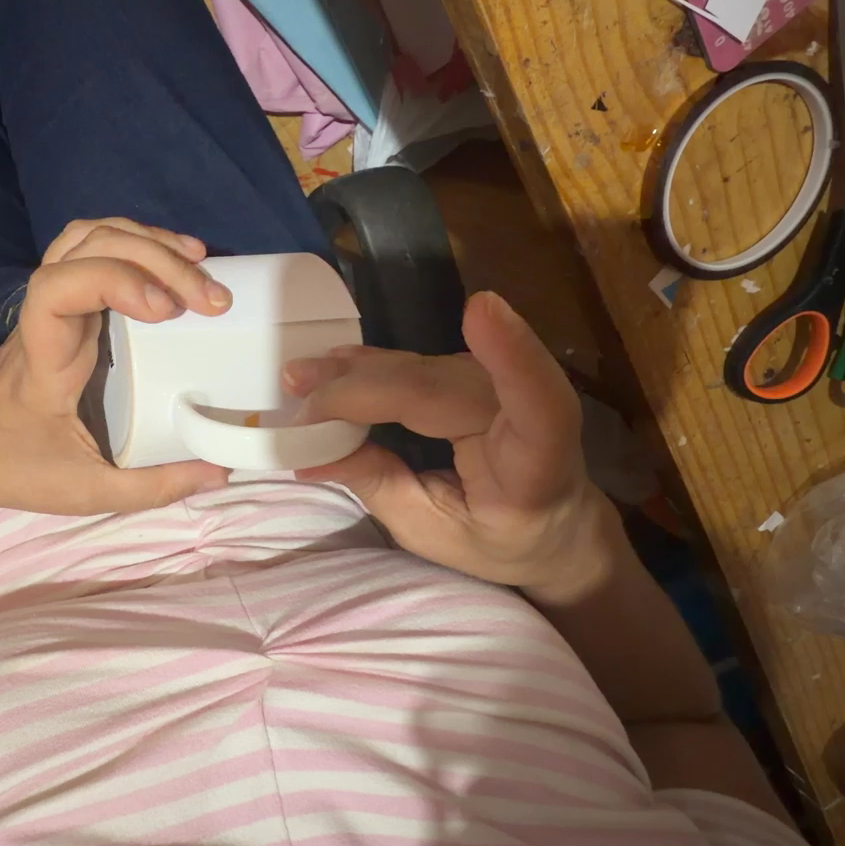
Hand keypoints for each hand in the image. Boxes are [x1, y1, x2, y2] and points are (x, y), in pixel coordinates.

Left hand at [0, 218, 232, 516]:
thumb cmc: (16, 470)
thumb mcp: (87, 493)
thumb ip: (155, 487)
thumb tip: (222, 473)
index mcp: (44, 361)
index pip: (56, 289)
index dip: (114, 280)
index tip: (166, 311)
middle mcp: (42, 319)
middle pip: (85, 248)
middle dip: (155, 258)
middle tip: (212, 297)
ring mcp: (46, 306)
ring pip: (84, 237)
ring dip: (144, 240)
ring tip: (198, 263)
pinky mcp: (57, 307)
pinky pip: (87, 251)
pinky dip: (131, 243)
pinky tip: (169, 262)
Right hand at [285, 292, 613, 598]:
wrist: (551, 522)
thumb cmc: (500, 537)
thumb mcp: (435, 531)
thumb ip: (380, 486)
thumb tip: (308, 457)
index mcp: (534, 462)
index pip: (538, 403)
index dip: (512, 353)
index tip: (480, 308)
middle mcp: (522, 409)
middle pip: (436, 384)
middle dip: (362, 384)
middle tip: (293, 388)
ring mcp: (496, 382)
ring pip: (419, 366)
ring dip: (356, 369)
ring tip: (300, 377)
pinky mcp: (470, 371)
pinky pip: (414, 362)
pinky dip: (368, 365)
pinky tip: (331, 363)